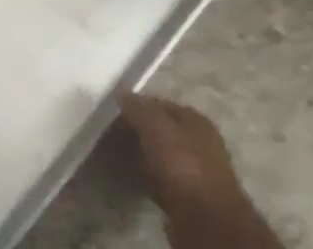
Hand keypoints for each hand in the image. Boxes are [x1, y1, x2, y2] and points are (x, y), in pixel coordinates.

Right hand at [118, 93, 244, 216]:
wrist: (205, 221)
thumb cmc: (182, 165)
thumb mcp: (156, 127)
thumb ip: (138, 107)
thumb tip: (121, 91)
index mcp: (195, 120)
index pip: (159, 104)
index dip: (134, 105)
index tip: (110, 113)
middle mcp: (198, 142)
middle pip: (159, 130)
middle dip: (134, 131)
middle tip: (107, 135)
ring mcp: (194, 170)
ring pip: (158, 155)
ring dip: (138, 155)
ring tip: (112, 156)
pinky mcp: (187, 196)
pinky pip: (158, 178)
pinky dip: (143, 176)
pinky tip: (128, 178)